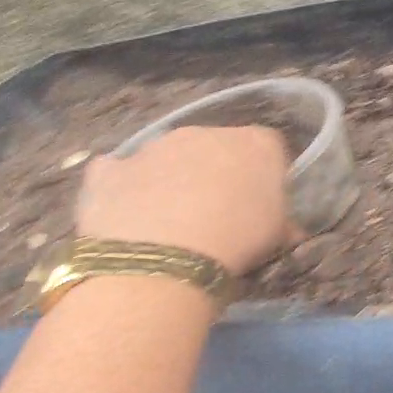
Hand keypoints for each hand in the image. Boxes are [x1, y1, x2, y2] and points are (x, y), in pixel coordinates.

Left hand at [76, 126, 292, 273]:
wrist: (161, 259)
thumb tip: (285, 229)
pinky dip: (127, 183)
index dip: (268, 169)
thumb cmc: (238, 238)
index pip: (270, 144)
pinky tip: (132, 208)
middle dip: (219, 167)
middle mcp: (204, 134)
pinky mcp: (107, 169)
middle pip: (217, 144)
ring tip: (174, 213)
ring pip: (169, 155)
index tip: (265, 194)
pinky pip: (120, 170)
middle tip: (221, 204)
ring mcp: (151, 148)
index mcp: (255, 143)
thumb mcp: (278, 232)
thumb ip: (282, 218)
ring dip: (174, 174)